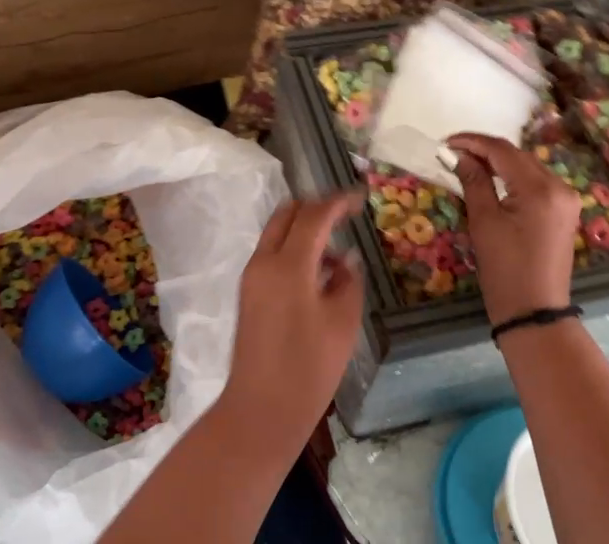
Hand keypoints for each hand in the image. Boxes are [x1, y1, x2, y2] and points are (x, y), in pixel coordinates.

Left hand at [216, 194, 365, 444]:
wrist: (262, 410)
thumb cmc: (309, 368)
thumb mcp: (343, 323)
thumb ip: (347, 281)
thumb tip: (344, 261)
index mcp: (288, 265)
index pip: (314, 215)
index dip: (338, 202)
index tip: (359, 197)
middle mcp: (263, 262)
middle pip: (287, 214)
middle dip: (315, 208)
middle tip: (344, 216)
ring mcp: (251, 277)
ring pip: (277, 234)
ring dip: (304, 231)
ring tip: (336, 255)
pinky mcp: (248, 294)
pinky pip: (271, 255)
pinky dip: (293, 251)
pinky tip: (318, 276)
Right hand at [448, 134, 581, 327]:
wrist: (534, 312)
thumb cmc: (504, 269)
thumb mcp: (484, 221)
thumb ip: (473, 181)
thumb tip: (459, 156)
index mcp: (540, 189)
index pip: (503, 151)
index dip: (472, 142)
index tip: (446, 143)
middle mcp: (559, 187)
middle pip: (518, 156)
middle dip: (485, 151)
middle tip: (454, 153)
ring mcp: (566, 200)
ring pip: (528, 167)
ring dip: (499, 163)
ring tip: (469, 164)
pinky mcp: (565, 212)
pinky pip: (536, 183)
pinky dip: (514, 178)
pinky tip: (493, 181)